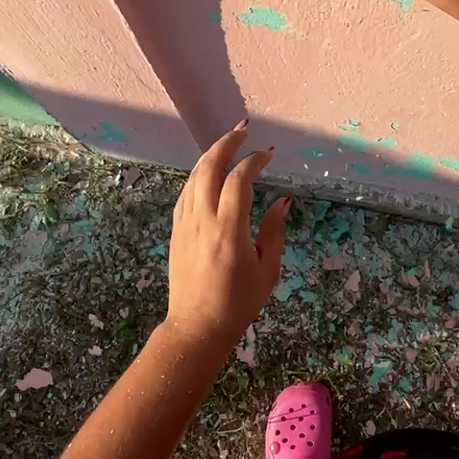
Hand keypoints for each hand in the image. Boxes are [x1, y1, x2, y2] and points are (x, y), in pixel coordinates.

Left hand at [164, 121, 290, 349]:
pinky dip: (198, 174)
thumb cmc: (238, 303)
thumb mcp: (267, 270)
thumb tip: (282, 199)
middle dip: (226, 143)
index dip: (253, 161)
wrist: (196, 328)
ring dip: (211, 155)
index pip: (238, 180)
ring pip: (194, 177)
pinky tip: (208, 171)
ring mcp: (185, 224)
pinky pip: (186, 192)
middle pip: (209, 167)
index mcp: (228, 230)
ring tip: (228, 143)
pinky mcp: (176, 230)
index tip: (268, 154)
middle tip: (243, 129)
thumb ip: (274, 231)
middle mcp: (203, 221)